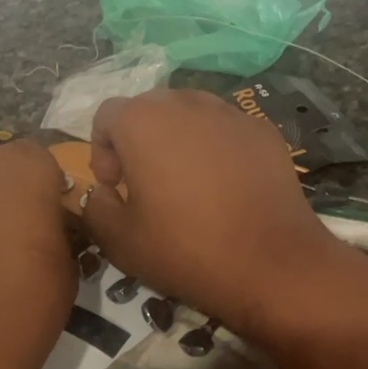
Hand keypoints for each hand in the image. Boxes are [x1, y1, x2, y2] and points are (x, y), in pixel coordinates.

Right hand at [81, 89, 352, 339]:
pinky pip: (226, 130)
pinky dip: (217, 149)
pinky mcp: (264, 131)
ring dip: (179, 141)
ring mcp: (230, 114)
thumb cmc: (185, 249)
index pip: (107, 115)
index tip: (117, 188)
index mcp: (143, 121)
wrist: (272, 265)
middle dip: (140, 140)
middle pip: (149, 109)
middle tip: (147, 185)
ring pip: (191, 115)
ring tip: (188, 184)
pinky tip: (227, 188)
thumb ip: (95, 206)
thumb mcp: (119, 241)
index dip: (102, 150)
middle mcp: (186, 103)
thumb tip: (103, 191)